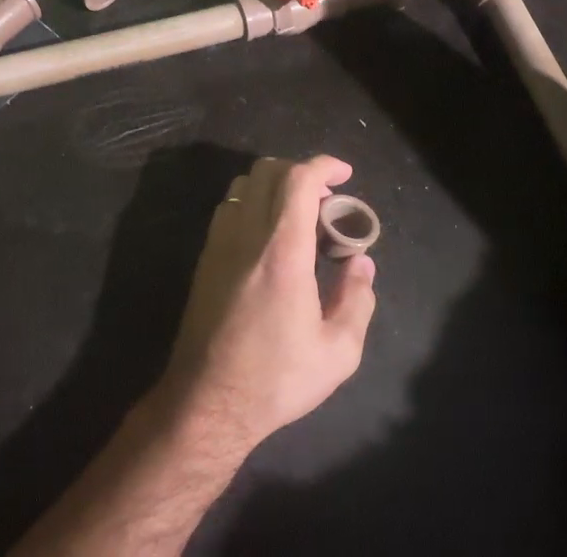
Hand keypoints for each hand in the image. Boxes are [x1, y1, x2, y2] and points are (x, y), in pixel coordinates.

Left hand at [154, 156, 376, 452]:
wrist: (208, 400)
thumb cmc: (277, 379)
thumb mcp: (338, 352)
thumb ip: (356, 300)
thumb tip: (361, 264)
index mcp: (282, 252)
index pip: (298, 181)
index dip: (323, 166)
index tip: (344, 174)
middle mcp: (246, 236)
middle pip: (267, 171)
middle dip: (301, 172)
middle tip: (327, 199)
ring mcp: (219, 244)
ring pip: (243, 186)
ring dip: (273, 186)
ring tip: (299, 215)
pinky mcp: (204, 259)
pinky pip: (228, 209)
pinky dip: (252, 203)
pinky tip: (269, 236)